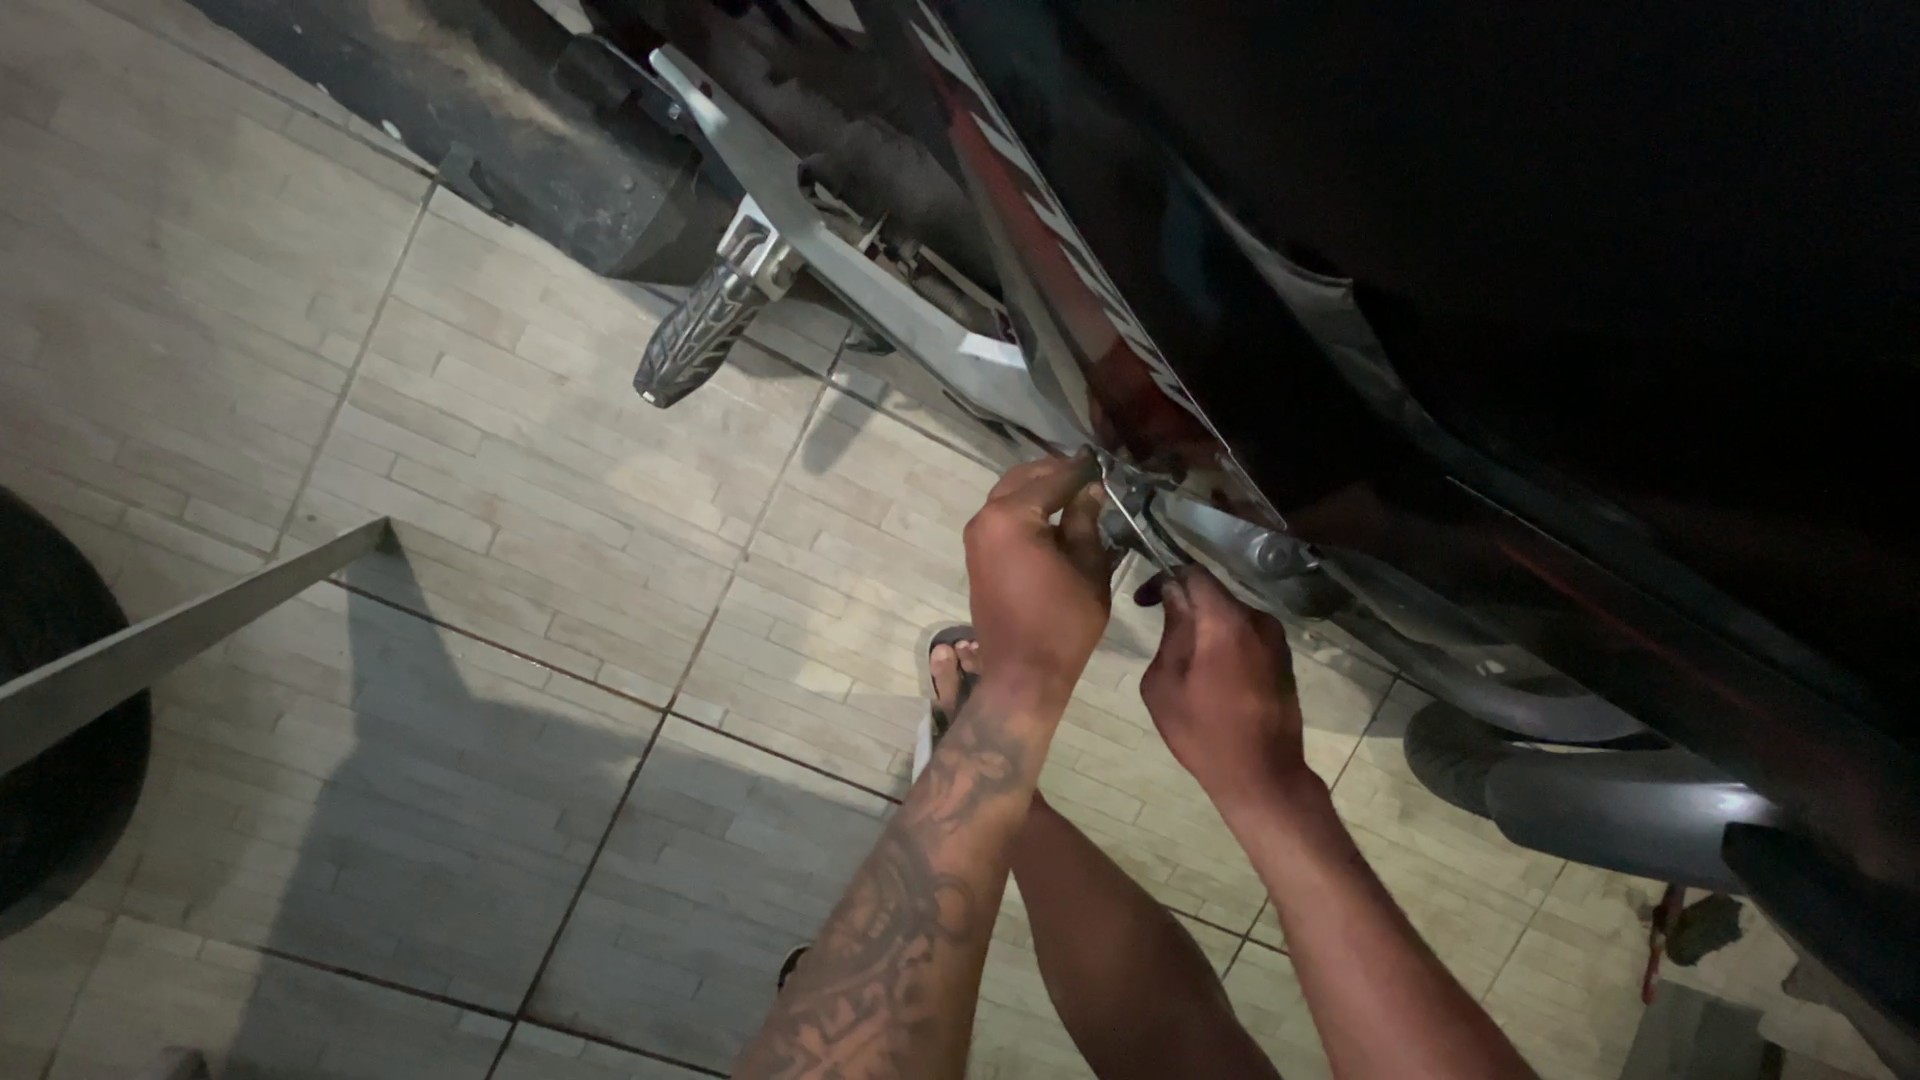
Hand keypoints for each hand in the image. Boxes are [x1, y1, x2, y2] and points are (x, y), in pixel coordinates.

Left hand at [963, 451, 1116, 711]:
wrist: (1022, 673)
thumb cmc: (1062, 623)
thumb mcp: (1088, 569)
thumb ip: (1086, 522)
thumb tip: (1091, 489)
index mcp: (1010, 517)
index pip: (1052, 479)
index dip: (1081, 470)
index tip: (1104, 462)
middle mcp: (985, 519)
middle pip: (1022, 480)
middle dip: (1055, 473)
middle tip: (1089, 474)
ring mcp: (976, 536)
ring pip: (1008, 496)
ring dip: (1038, 490)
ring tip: (1076, 492)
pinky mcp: (977, 554)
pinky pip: (1001, 517)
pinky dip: (1025, 509)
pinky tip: (1054, 517)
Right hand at [1140, 567, 1313, 807]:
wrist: (1263, 776)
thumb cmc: (1203, 732)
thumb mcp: (1165, 682)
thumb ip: (1170, 631)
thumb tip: (1174, 598)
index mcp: (1225, 621)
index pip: (1193, 573)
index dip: (1164, 576)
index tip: (1144, 601)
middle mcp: (1257, 620)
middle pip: (1213, 594)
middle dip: (1184, 604)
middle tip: (1159, 631)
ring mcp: (1276, 640)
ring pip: (1230, 615)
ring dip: (1205, 625)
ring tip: (1184, 658)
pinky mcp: (1284, 659)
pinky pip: (1246, 635)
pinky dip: (1224, 641)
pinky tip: (1210, 673)